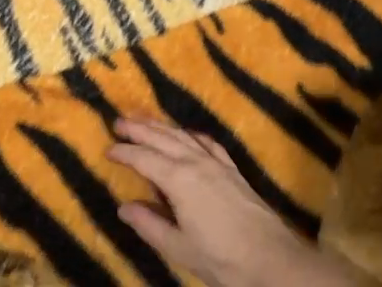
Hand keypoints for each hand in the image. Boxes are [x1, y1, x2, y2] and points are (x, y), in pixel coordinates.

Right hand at [107, 117, 359, 286]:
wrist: (273, 261)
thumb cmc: (222, 259)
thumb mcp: (180, 249)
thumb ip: (150, 225)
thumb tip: (124, 207)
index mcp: (178, 179)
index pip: (143, 158)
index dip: (124, 152)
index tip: (108, 149)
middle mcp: (195, 162)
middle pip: (161, 138)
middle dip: (138, 128)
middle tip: (118, 121)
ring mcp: (216, 163)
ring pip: (182, 136)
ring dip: (161, 126)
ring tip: (144, 120)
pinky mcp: (233, 170)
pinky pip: (207, 143)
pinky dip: (192, 135)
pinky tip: (188, 135)